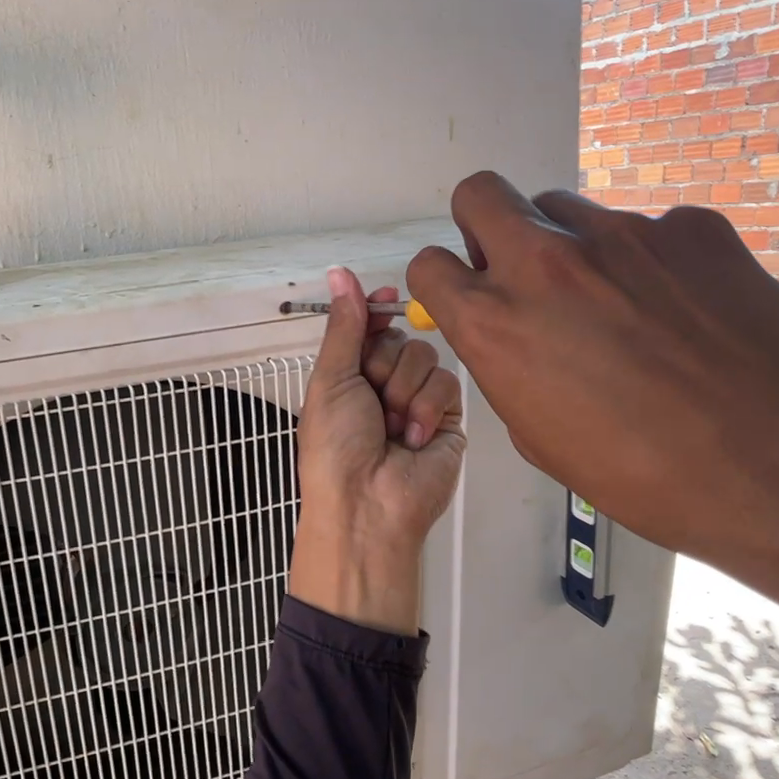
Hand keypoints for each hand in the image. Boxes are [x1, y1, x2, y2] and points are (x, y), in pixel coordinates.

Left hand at [289, 267, 465, 635]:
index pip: (370, 327)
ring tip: (392, 427)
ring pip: (426, 357)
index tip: (385, 301)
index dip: (377, 311)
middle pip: (400, 338)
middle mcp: (383, 383)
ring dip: (404, 390)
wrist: (368, 504)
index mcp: (348, 374)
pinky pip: (448, 384)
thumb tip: (339, 274)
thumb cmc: (336, 445)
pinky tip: (413, 438)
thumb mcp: (329, 381)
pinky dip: (427, 408)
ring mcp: (417, 400)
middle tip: (372, 398)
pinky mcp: (448, 417)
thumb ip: (344, 326)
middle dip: (384, 364)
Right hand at [407, 172, 778, 673]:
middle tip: (517, 268)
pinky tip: (683, 307)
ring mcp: (623, 234)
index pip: (428, 264)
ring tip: (615, 299)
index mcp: (495, 324)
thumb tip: (511, 334)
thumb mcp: (539, 436)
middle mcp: (545, 263)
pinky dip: (647, 259)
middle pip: (479, 193)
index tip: (467, 298)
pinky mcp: (693, 226)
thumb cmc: (644, 476)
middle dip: (482, 224)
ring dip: (568, 244)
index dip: (443, 282)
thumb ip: (507, 366)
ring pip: (564, 207)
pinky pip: (646, 228)